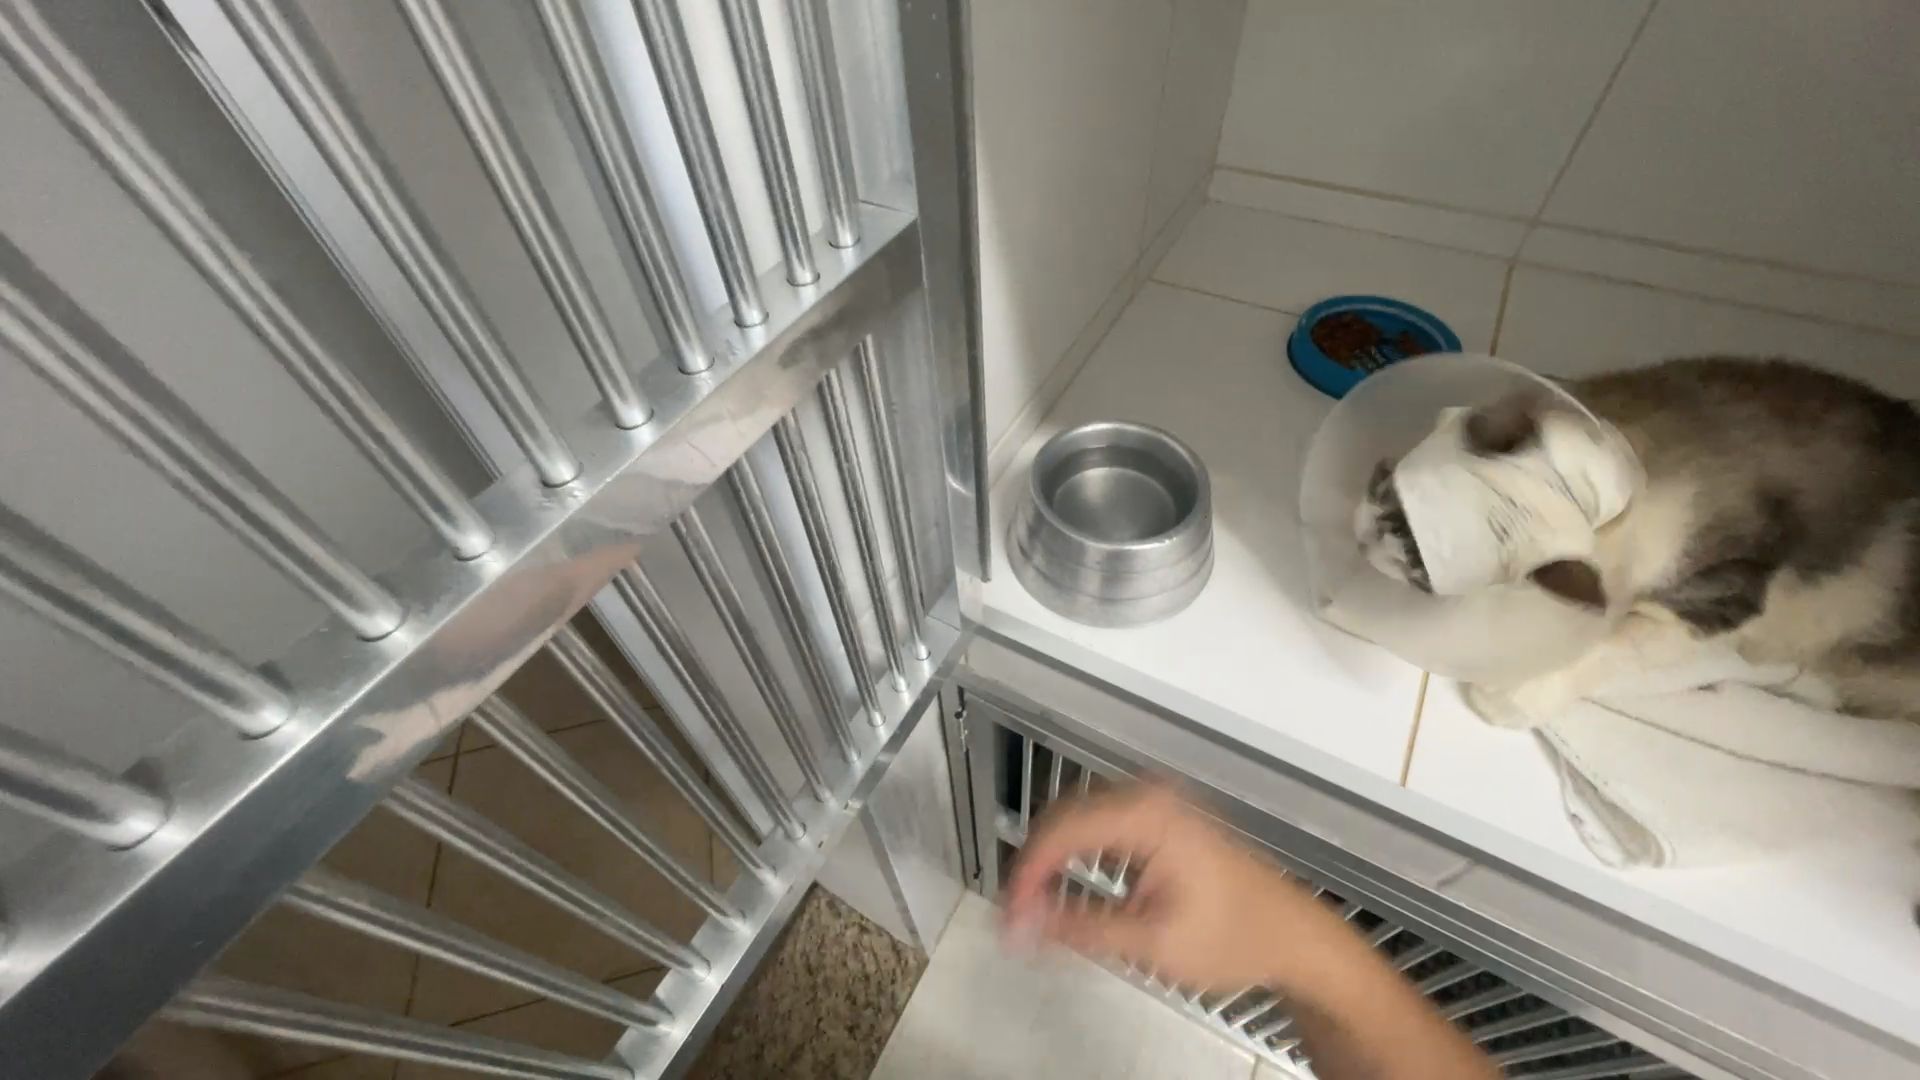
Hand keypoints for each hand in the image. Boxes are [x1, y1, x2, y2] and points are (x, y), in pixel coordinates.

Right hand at [1002, 782, 1346, 991]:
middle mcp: (1146, 792)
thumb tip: (1022, 922)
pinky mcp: (1157, 812)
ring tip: (1032, 903)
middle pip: (1064, 815)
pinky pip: (1097, 820)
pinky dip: (1073, 850)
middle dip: (1033, 863)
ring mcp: (1153, 798)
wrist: (1293, 935)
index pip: (1063, 828)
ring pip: (1076, 815)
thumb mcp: (1154, 942)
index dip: (1027, 871)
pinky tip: (1063, 881)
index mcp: (1147, 813)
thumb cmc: (1233, 937)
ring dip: (1049, 856)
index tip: (1009, 915)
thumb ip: (1082, 926)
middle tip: (1015, 915)